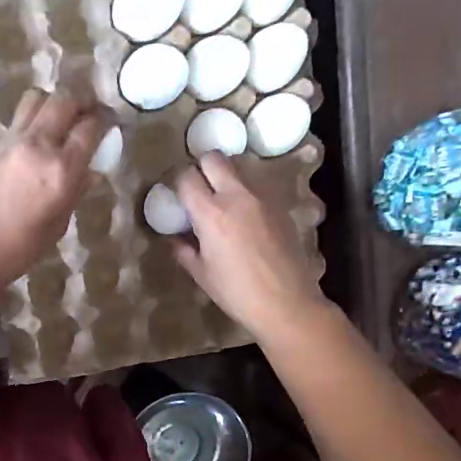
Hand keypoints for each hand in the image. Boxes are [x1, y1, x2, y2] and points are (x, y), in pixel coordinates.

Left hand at [0, 89, 108, 287]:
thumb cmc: (21, 249)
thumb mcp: (58, 224)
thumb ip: (75, 192)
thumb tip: (89, 172)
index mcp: (61, 171)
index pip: (90, 128)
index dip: (104, 121)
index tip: (109, 124)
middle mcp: (39, 146)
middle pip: (64, 100)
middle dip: (82, 100)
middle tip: (89, 111)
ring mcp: (13, 142)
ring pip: (37, 98)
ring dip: (53, 102)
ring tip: (61, 118)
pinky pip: (20, 118)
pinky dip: (34, 118)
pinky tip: (39, 136)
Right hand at [170, 153, 329, 336]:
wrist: (286, 302)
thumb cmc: (237, 293)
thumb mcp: (202, 274)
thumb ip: (184, 250)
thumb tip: (173, 239)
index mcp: (211, 214)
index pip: (186, 178)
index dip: (177, 181)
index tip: (175, 192)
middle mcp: (236, 196)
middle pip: (214, 158)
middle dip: (201, 166)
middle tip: (197, 185)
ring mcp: (261, 198)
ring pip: (239, 168)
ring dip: (225, 176)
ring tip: (221, 199)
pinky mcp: (280, 206)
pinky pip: (256, 187)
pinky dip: (244, 193)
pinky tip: (244, 217)